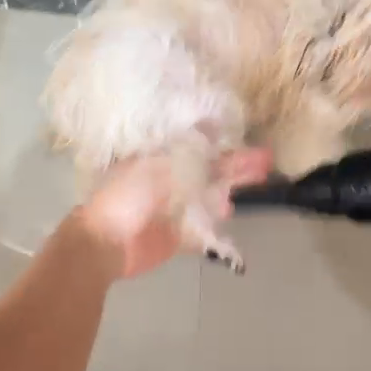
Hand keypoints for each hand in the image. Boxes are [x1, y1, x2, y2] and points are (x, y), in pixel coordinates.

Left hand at [73, 149, 273, 279]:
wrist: (105, 243)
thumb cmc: (127, 196)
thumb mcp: (158, 165)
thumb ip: (188, 152)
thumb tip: (212, 126)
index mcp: (161, 157)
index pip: (197, 144)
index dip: (221, 141)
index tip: (244, 135)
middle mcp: (170, 179)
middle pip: (210, 170)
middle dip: (236, 165)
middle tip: (265, 162)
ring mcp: (175, 207)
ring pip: (210, 196)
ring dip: (229, 190)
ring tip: (256, 184)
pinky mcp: (178, 235)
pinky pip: (203, 228)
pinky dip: (216, 223)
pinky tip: (229, 215)